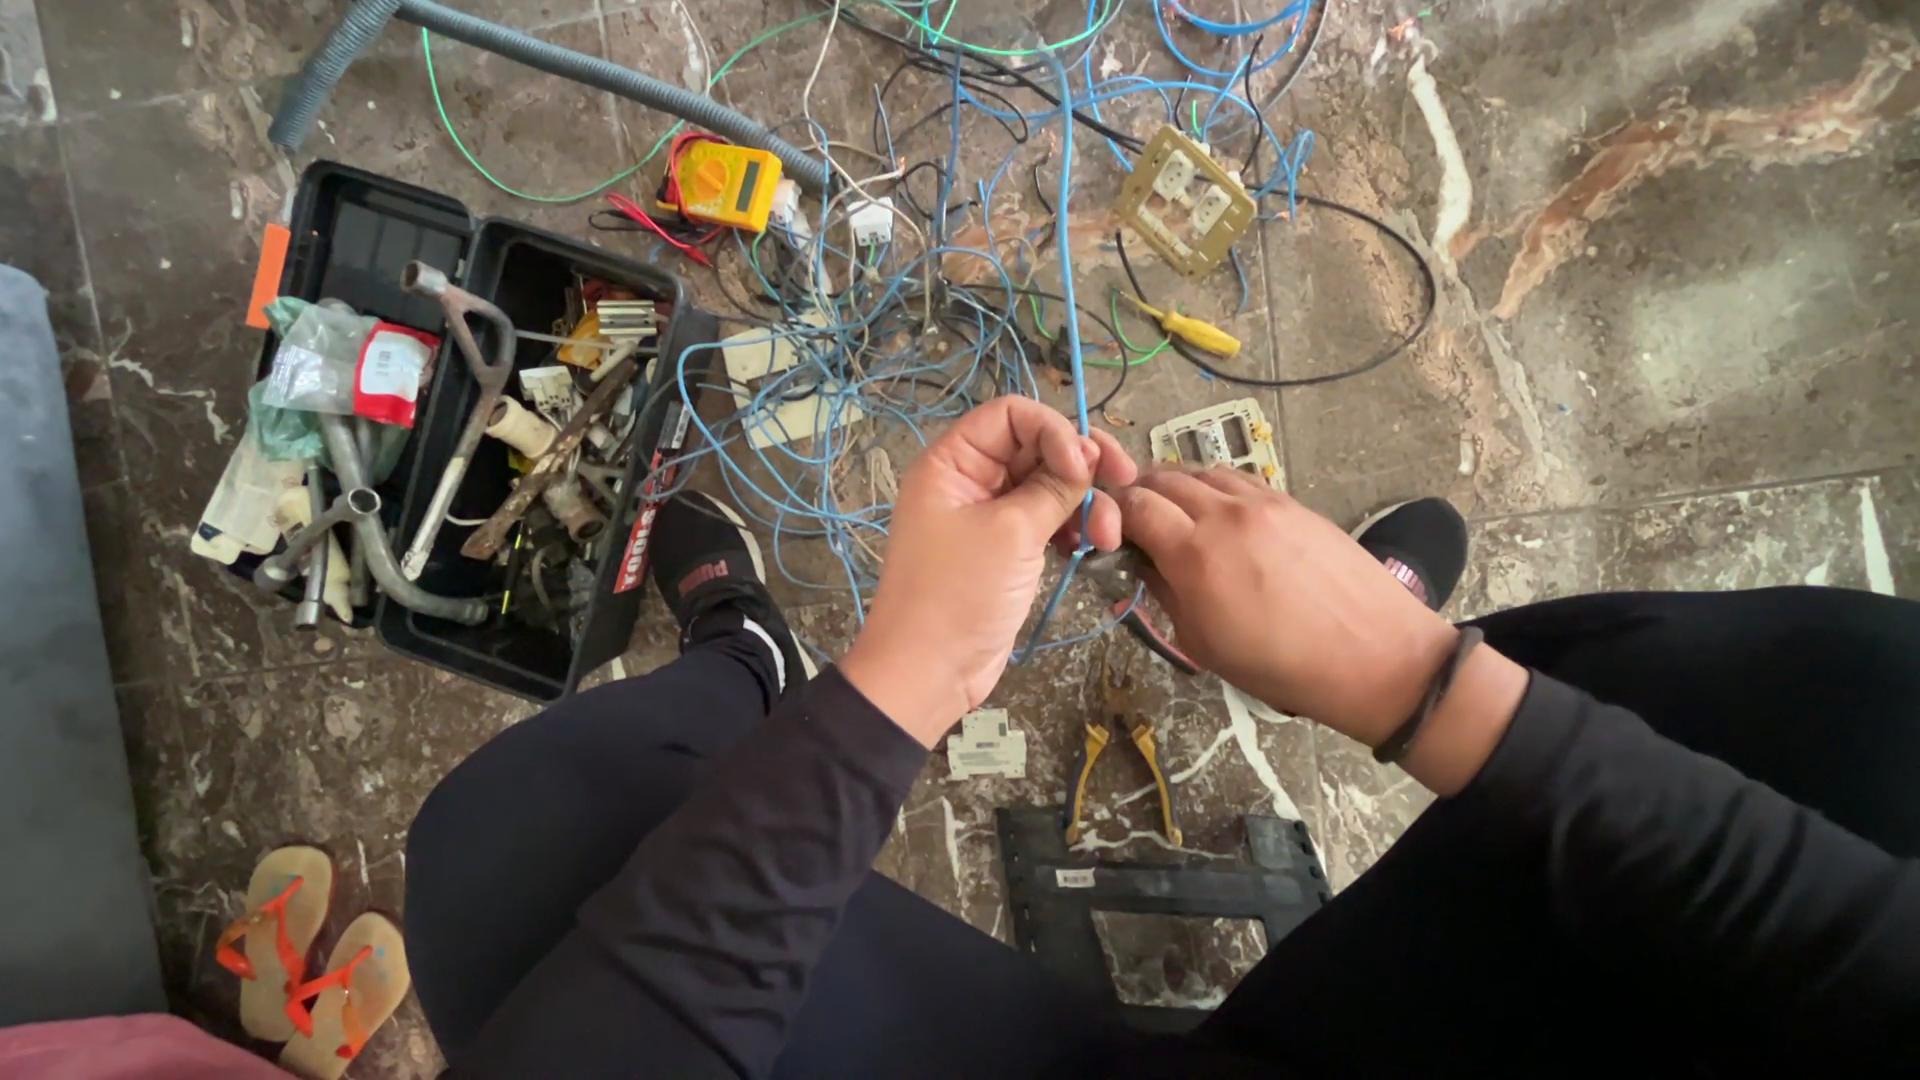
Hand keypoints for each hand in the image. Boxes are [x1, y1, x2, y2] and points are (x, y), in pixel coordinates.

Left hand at [843, 397, 1136, 746]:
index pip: (1011, 415)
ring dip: (1085, 503)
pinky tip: (1093, 547)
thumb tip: (1087, 456)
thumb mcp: (1011, 533)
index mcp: (953, 462)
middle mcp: (970, 480)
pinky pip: (1046, 520)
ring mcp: (990, 515)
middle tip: (1125, 481)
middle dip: (1082, 466)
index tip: (1085, 466)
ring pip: (1048, 486)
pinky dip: (1072, 528)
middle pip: (1036, 447)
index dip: (1054, 430)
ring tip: (1108, 537)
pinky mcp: (1006, 548)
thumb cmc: (959, 594)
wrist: (930, 671)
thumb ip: (1054, 487)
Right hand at [1113, 467, 1462, 746]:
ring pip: (1198, 470)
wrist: (1373, 655)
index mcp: (1194, 553)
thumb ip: (1163, 592)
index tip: (1104, 529)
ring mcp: (1261, 501)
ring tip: (1168, 509)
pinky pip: (1236, 478)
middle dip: (1135, 492)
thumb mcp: (1201, 642)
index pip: (1133, 505)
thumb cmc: (1279, 665)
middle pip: (1161, 478)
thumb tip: (1140, 563)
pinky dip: (1211, 485)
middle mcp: (1223, 514)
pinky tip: (1213, 508)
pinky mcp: (1290, 501)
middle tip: (1128, 517)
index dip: (1109, 511)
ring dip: (1172, 484)